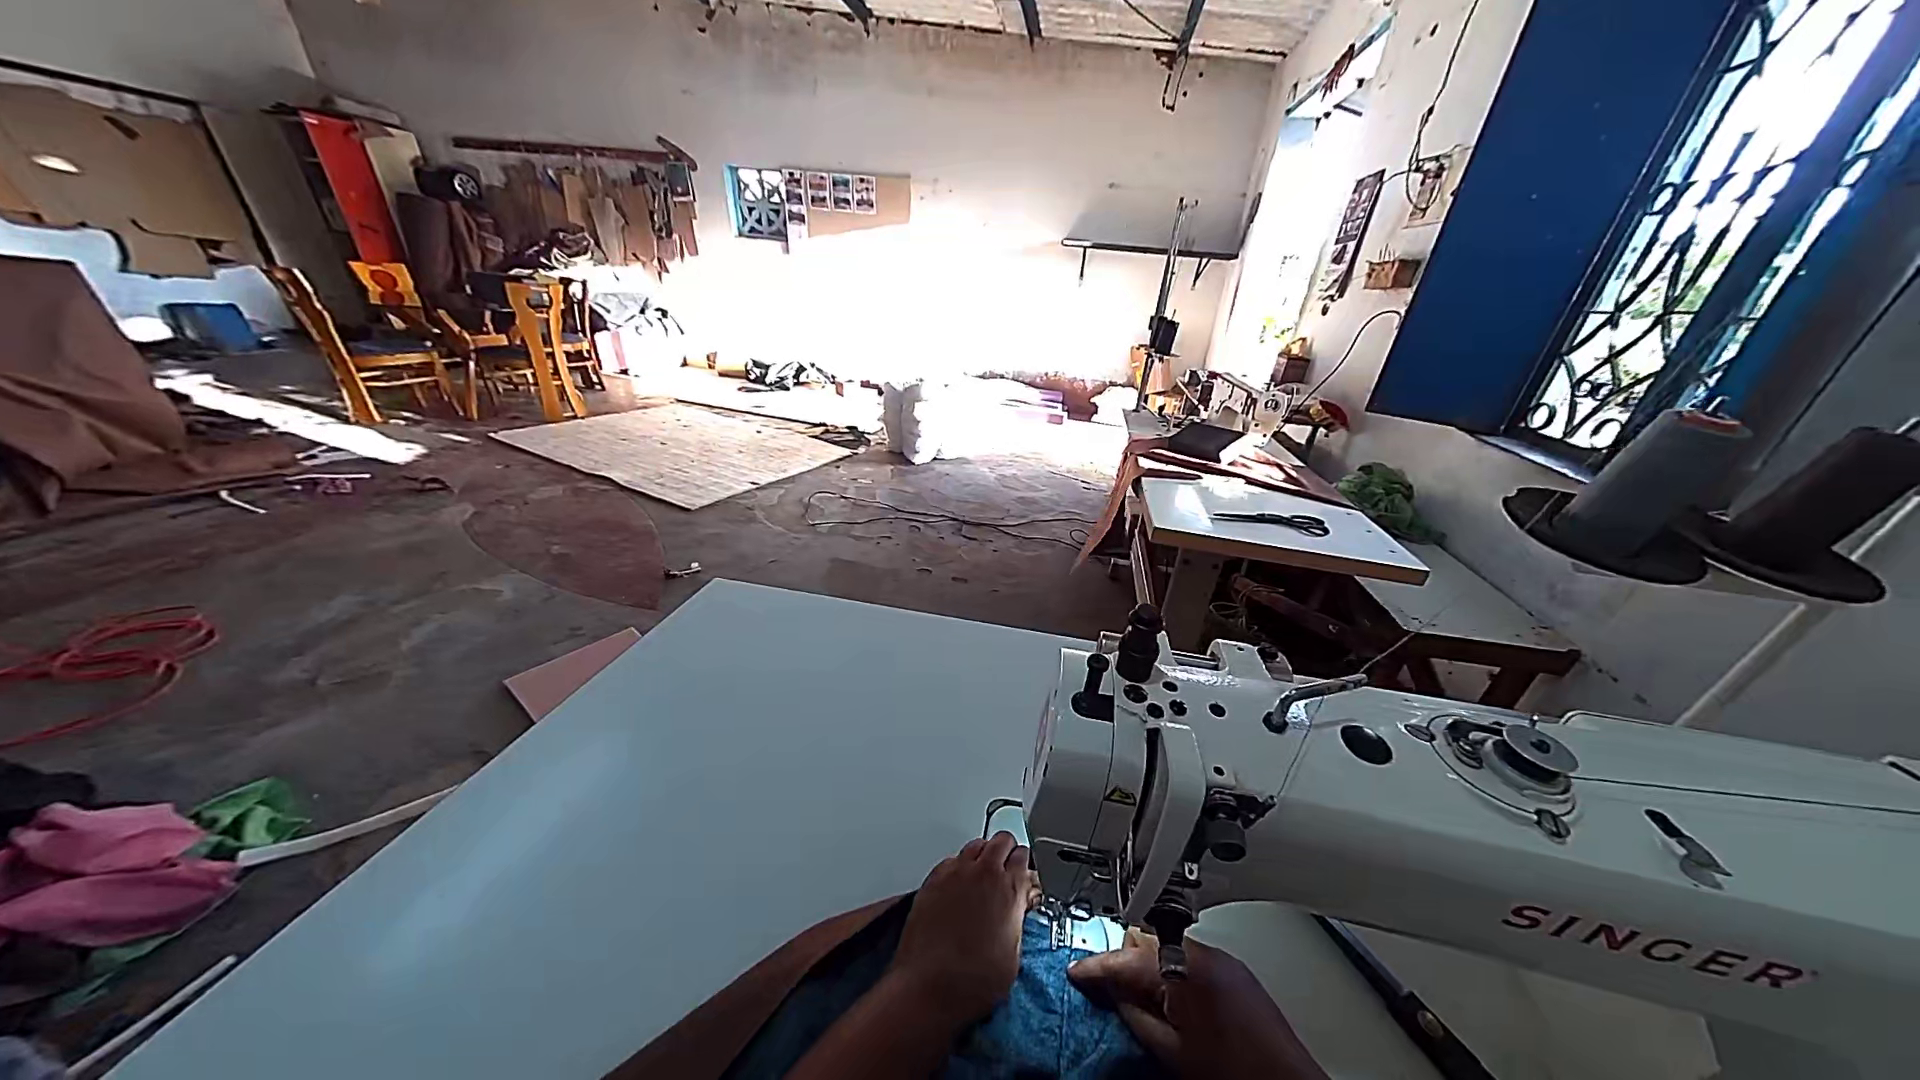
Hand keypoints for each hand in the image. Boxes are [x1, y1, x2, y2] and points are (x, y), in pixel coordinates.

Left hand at [885, 832, 1031, 1026]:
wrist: (928, 986)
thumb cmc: (970, 980)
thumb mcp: (1013, 955)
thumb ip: (1018, 920)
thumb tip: (1017, 911)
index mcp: (1009, 890)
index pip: (1023, 856)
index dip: (1025, 865)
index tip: (1024, 875)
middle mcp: (983, 874)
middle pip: (1001, 840)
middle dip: (1006, 852)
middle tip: (1006, 868)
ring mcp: (955, 873)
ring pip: (975, 844)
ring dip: (982, 855)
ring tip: (982, 876)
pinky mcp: (933, 879)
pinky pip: (951, 860)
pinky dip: (958, 867)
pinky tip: (958, 886)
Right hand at [1069, 929, 1328, 1079]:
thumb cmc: (1233, 1072)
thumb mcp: (1170, 1050)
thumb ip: (1134, 1015)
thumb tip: (1112, 995)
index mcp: (1179, 966)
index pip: (1122, 958)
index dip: (1094, 967)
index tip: (1075, 972)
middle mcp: (1199, 951)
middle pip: (1142, 940)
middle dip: (1122, 962)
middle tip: (1108, 990)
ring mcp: (1218, 957)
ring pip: (1164, 944)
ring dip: (1147, 964)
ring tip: (1142, 999)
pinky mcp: (1233, 968)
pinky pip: (1187, 954)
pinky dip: (1171, 968)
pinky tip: (1172, 998)